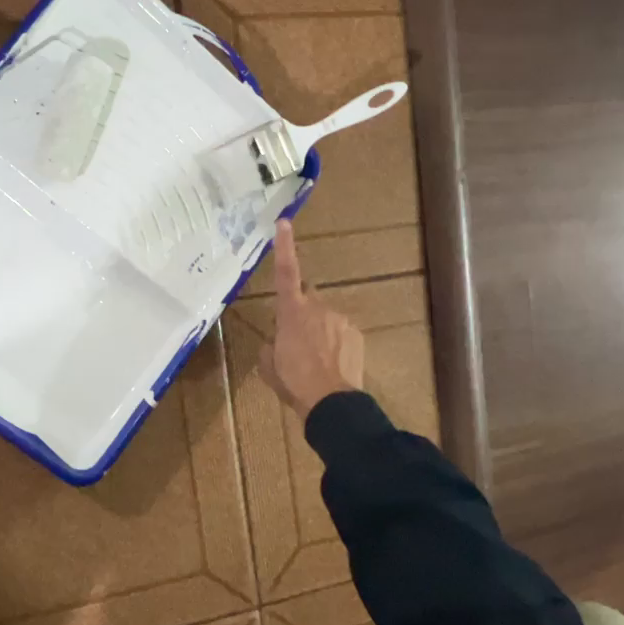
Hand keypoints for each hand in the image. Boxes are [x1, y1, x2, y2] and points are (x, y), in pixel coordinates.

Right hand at [260, 219, 364, 417]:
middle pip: (307, 299)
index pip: (285, 272)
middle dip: (302, 312)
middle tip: (296, 342)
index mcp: (291, 312)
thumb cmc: (293, 382)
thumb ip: (271, 345)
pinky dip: (335, 345)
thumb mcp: (268, 365)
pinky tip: (332, 365)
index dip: (284, 247)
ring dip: (319, 333)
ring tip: (315, 362)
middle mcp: (317, 307)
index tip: (284, 222)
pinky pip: (341, 333)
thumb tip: (277, 340)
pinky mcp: (355, 333)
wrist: (331, 402)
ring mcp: (339, 319)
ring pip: (325, 319)